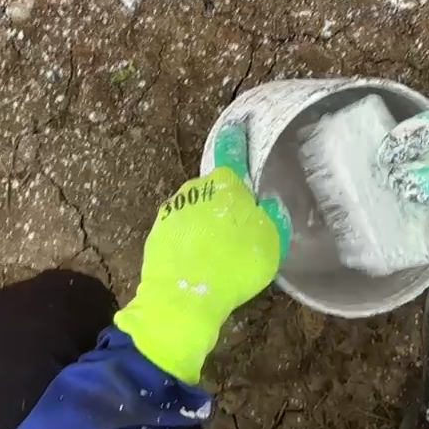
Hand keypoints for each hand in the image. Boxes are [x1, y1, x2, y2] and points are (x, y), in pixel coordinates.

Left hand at [111, 123, 291, 385]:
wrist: (182, 301)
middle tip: (242, 229)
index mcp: (226, 182)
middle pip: (216, 188)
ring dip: (206, 223)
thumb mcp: (272, 243)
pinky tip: (199, 264)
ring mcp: (172, 211)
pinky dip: (190, 242)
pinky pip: (180, 232)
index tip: (236, 126)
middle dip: (226, 201)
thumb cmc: (235, 265)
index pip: (233, 151)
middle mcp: (196, 187)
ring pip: (197, 210)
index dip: (237, 138)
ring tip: (219, 254)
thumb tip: (271, 204)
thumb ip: (273, 218)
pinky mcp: (156, 235)